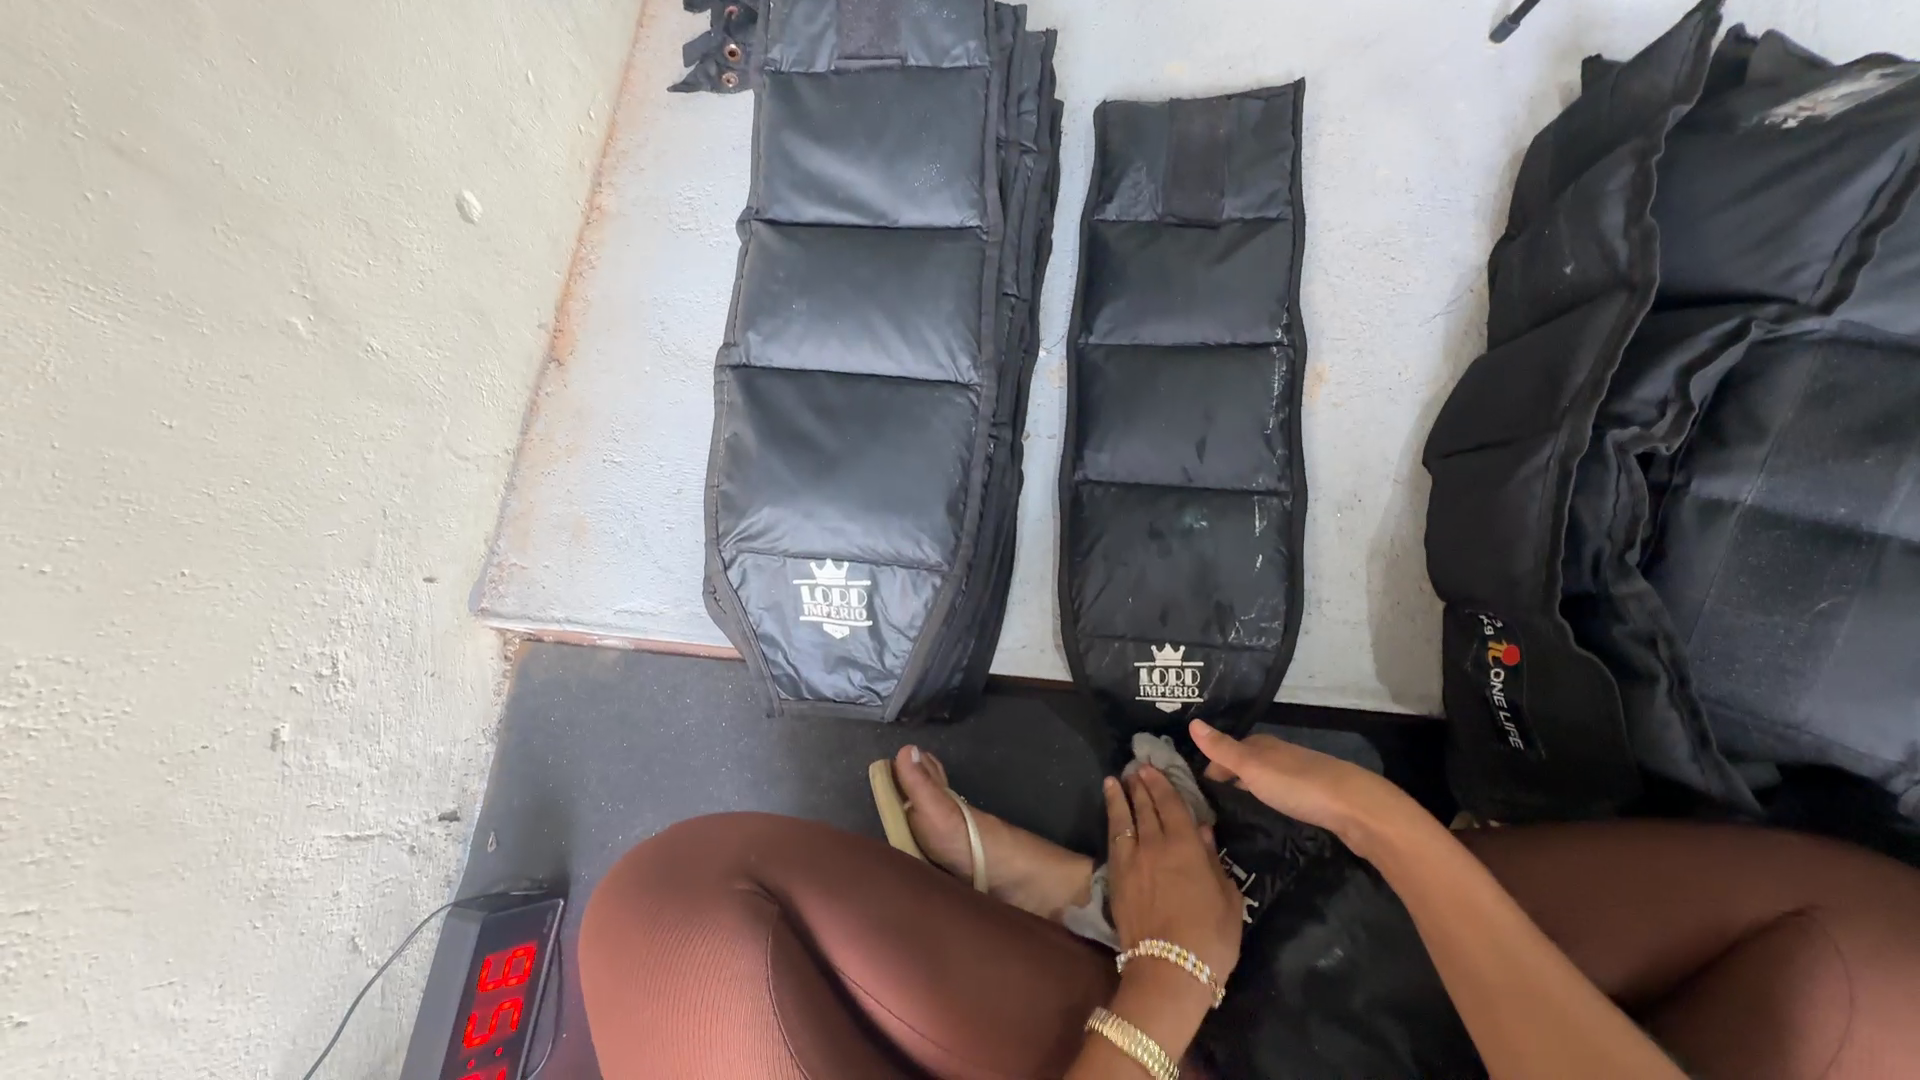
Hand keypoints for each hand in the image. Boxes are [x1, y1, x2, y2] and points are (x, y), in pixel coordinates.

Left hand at [1103, 766, 1243, 980]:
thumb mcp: (1228, 898)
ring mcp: (1131, 860)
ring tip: (1114, 781)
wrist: (1168, 969)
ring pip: (1124, 819)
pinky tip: (1111, 816)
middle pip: (1145, 807)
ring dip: (1119, 797)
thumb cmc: (1210, 937)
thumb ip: (1215, 862)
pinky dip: (1111, 822)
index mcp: (1185, 845)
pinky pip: (1113, 840)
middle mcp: (1155, 844)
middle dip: (1140, 785)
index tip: (1153, 768)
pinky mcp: (1115, 878)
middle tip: (1135, 768)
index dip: (1162, 785)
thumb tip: (1204, 832)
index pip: (1171, 805)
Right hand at [1189, 719, 1416, 851]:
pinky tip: (1264, 818)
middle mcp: (1277, 755)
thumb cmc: (1297, 785)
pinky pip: (1279, 794)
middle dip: (1226, 781)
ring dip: (1246, 793)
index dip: (1209, 771)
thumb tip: (1192, 722)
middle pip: (1243, 765)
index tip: (1195, 796)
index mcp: (1261, 745)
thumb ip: (1222, 749)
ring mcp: (1297, 775)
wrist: (1355, 807)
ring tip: (1231, 817)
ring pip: (1262, 780)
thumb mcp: (1251, 767)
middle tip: (1208, 810)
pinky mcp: (1313, 796)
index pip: (1224, 753)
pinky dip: (1266, 802)